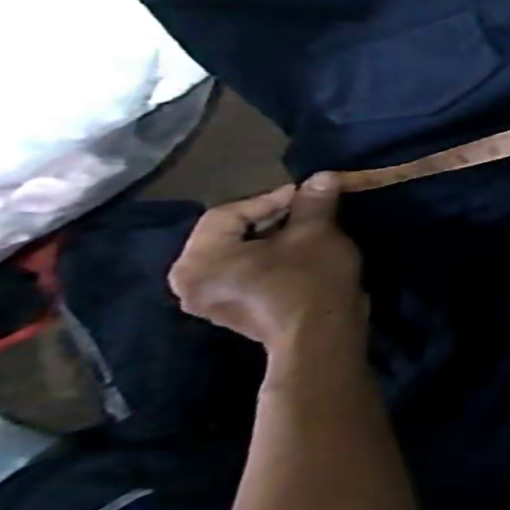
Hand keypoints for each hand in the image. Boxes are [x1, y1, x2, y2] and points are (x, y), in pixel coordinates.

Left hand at [168, 174, 366, 357]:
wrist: (320, 333)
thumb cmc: (309, 278)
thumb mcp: (315, 231)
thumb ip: (313, 201)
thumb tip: (321, 176)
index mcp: (198, 260)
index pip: (227, 213)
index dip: (270, 198)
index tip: (308, 196)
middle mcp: (188, 280)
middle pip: (226, 233)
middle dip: (269, 217)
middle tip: (307, 210)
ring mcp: (204, 299)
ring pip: (234, 252)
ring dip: (269, 236)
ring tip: (304, 229)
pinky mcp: (227, 309)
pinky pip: (239, 271)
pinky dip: (264, 256)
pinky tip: (295, 254)